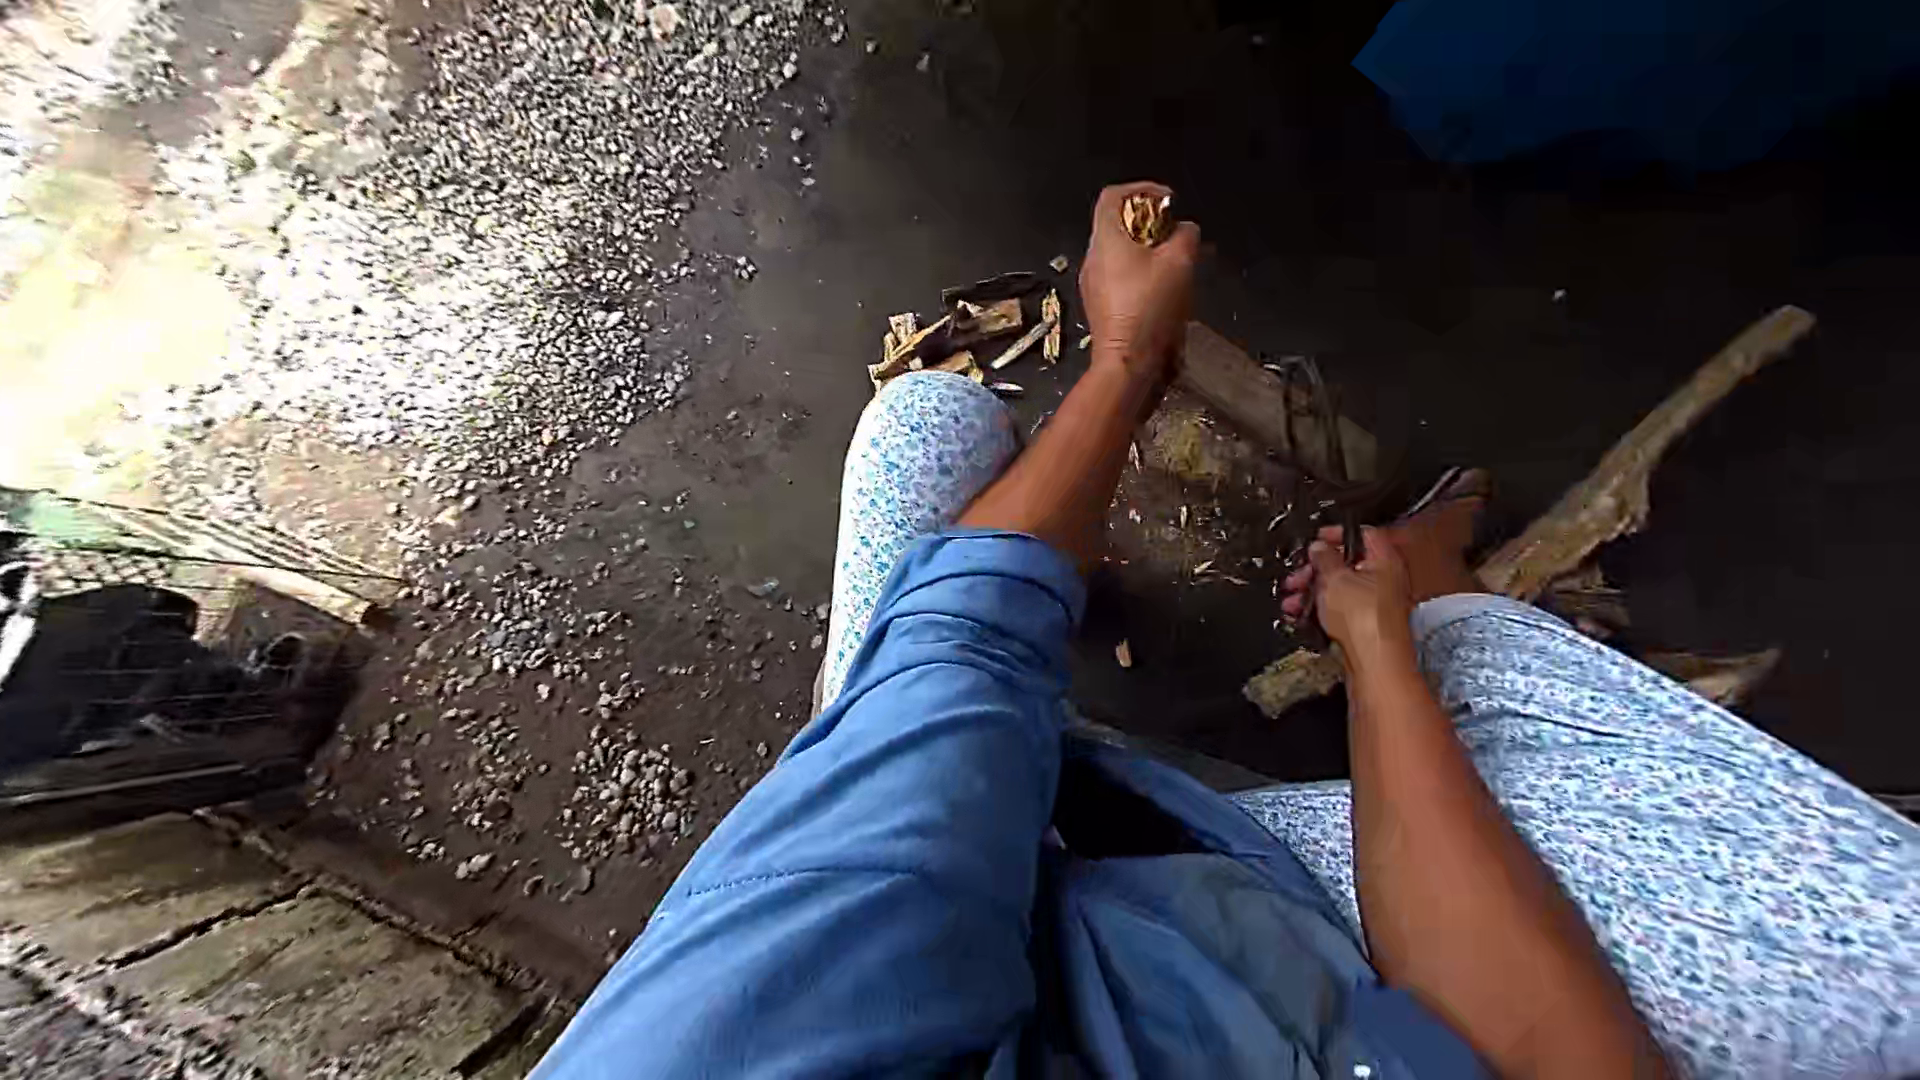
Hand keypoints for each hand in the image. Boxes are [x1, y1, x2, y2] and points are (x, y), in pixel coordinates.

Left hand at [1079, 182, 1200, 382]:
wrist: (1126, 360)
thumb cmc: (1149, 308)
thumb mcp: (1180, 262)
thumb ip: (1186, 235)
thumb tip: (1184, 230)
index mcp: (1105, 240)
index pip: (1112, 196)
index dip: (1141, 189)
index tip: (1166, 202)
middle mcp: (1092, 259)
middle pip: (1116, 225)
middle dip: (1147, 223)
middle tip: (1173, 235)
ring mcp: (1091, 285)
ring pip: (1117, 254)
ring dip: (1144, 251)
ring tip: (1171, 263)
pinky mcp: (1098, 306)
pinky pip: (1116, 279)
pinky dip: (1137, 274)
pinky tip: (1158, 289)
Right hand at [1281, 525, 1415, 657]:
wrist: (1374, 660)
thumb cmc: (1363, 618)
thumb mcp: (1334, 578)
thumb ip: (1324, 557)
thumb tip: (1319, 546)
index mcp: (1384, 561)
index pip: (1363, 534)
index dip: (1336, 534)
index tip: (1316, 540)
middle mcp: (1385, 579)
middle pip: (1345, 563)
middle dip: (1315, 569)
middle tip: (1297, 575)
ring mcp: (1376, 602)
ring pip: (1338, 587)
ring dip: (1311, 590)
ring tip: (1292, 599)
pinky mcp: (1365, 622)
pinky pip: (1338, 607)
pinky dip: (1319, 607)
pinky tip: (1300, 613)